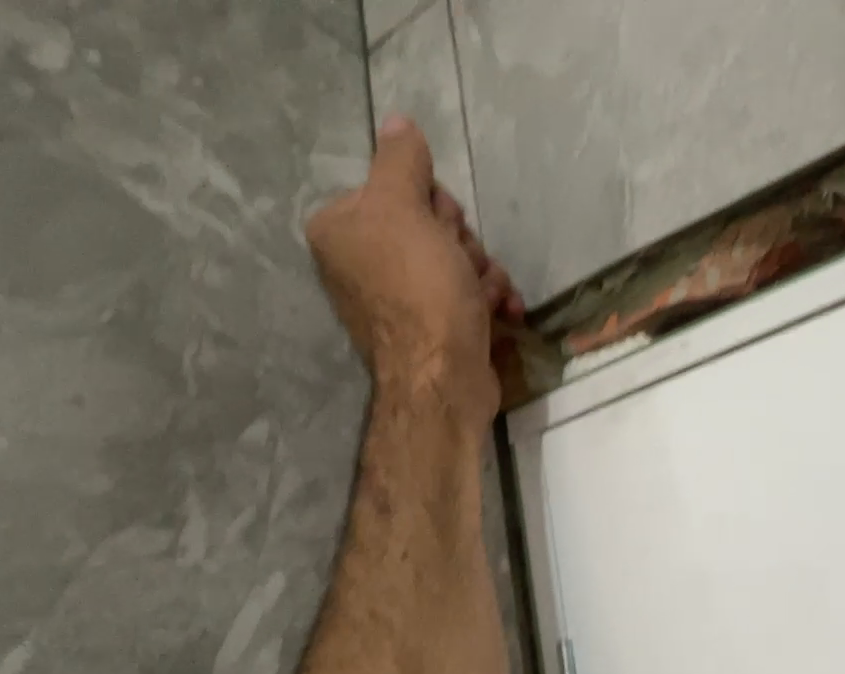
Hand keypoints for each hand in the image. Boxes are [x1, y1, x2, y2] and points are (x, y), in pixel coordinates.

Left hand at [305, 115, 524, 414]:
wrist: (444, 378)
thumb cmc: (421, 290)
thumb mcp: (405, 210)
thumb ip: (400, 162)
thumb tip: (398, 123)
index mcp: (342, 228)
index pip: (399, 189)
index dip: (434, 204)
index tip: (445, 224)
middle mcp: (363, 262)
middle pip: (432, 226)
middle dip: (464, 242)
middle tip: (466, 263)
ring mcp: (400, 298)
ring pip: (457, 261)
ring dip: (484, 273)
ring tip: (488, 295)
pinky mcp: (434, 327)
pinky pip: (467, 295)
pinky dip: (489, 299)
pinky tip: (502, 311)